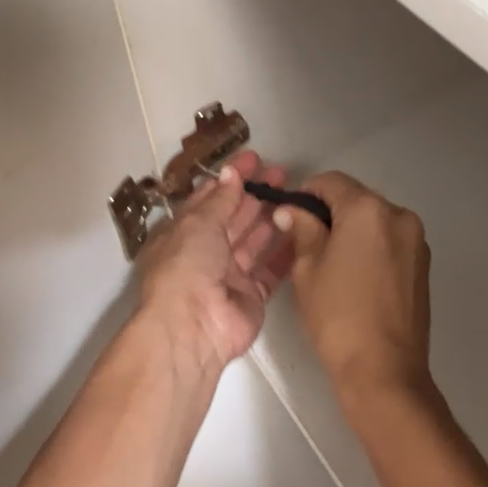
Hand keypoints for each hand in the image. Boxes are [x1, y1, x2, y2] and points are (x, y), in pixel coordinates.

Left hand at [135, 151, 295, 369]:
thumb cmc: (186, 266)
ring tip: (297, 195)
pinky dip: (286, 251)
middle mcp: (205, 252)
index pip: (210, 198)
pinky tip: (303, 230)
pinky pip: (272, 269)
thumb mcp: (198, 223)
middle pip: (235, 217)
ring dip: (272, 217)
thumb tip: (231, 172)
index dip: (231, 177)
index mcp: (184, 232)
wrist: (191, 328)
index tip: (255, 158)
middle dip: (256, 194)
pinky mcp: (252, 296)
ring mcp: (230, 275)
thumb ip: (221, 199)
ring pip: (255, 240)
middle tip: (283, 172)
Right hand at [276, 172, 431, 407]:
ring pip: (375, 221)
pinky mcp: (423, 265)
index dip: (306, 194)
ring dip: (353, 231)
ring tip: (333, 266)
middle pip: (357, 198)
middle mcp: (399, 215)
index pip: (331, 181)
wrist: (384, 370)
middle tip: (306, 244)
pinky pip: (390, 241)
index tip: (290, 219)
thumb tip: (292, 210)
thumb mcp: (307, 269)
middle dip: (330, 213)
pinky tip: (357, 279)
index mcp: (368, 209)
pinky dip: (371, 248)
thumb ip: (302, 229)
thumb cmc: (338, 316)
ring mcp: (416, 241)